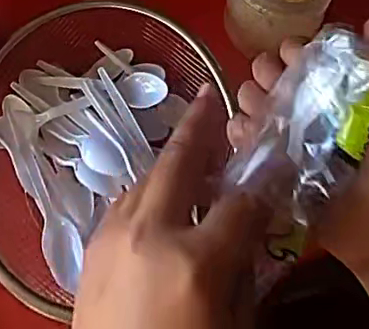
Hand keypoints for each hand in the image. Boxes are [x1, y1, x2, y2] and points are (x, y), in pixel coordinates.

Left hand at [74, 86, 269, 328]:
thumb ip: (246, 275)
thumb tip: (253, 228)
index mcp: (193, 264)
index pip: (243, 204)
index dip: (266, 182)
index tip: (278, 161)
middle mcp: (149, 233)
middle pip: (180, 160)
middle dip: (200, 123)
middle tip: (211, 93)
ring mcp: (112, 236)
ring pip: (148, 174)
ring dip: (172, 158)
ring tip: (192, 142)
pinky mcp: (90, 248)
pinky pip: (125, 200)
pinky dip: (148, 188)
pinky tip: (162, 192)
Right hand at [226, 18, 368, 281]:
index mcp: (340, 90)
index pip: (308, 54)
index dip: (297, 47)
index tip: (294, 52)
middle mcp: (311, 109)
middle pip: (274, 74)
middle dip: (268, 69)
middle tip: (275, 80)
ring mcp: (291, 140)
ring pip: (255, 103)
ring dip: (252, 96)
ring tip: (260, 104)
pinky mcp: (275, 172)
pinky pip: (247, 144)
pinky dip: (239, 132)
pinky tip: (244, 130)